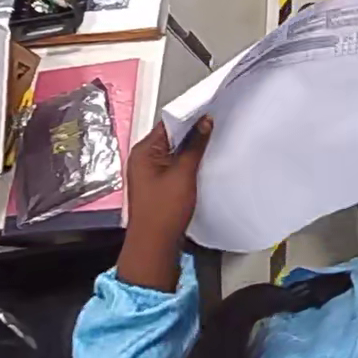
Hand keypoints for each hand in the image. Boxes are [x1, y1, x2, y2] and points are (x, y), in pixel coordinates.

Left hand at [116, 118, 212, 290]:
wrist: (154, 247)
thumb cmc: (164, 211)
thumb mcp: (183, 174)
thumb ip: (194, 145)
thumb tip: (204, 122)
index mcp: (143, 150)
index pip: (168, 123)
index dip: (189, 116)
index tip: (209, 110)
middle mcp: (142, 158)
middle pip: (169, 136)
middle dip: (191, 132)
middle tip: (215, 124)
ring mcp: (148, 172)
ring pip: (172, 151)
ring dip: (189, 148)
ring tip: (211, 140)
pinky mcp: (156, 184)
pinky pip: (172, 164)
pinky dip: (186, 161)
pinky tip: (201, 161)